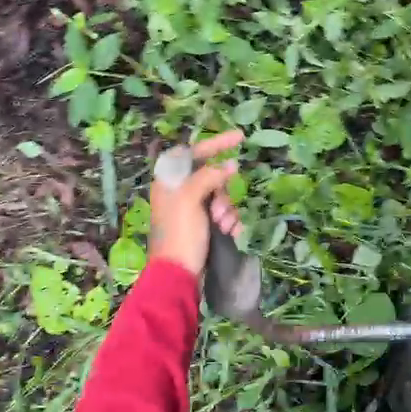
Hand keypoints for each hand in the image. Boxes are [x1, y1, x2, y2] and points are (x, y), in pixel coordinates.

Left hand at [149, 130, 242, 276]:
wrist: (178, 275)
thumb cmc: (180, 233)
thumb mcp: (191, 198)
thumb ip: (209, 176)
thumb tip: (230, 165)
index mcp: (169, 180)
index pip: (194, 151)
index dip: (216, 143)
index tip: (240, 137)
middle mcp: (179, 191)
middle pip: (212, 176)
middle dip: (222, 192)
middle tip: (220, 211)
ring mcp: (191, 209)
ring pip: (220, 195)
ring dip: (227, 209)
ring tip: (224, 226)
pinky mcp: (201, 225)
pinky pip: (223, 213)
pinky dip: (229, 220)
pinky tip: (232, 232)